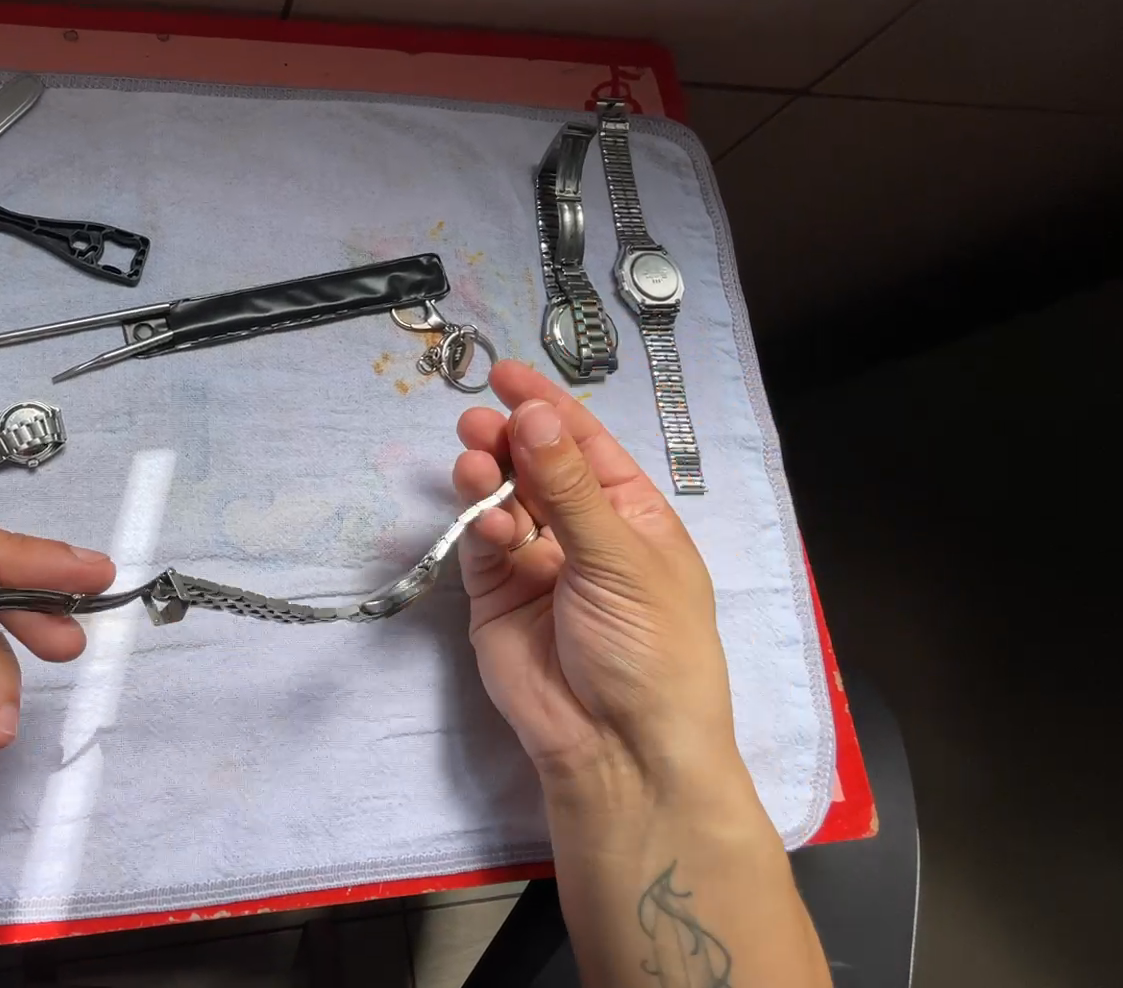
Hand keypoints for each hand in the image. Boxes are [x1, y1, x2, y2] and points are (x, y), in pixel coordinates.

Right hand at [450, 361, 736, 799]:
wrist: (617, 747)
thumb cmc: (650, 646)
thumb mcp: (622, 559)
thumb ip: (570, 488)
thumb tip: (534, 415)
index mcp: (630, 517)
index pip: (585, 447)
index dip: (548, 408)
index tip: (506, 376)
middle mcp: (580, 532)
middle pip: (536, 468)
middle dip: (509, 440)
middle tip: (478, 420)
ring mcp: (534, 562)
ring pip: (502, 502)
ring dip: (488, 477)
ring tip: (472, 461)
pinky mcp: (494, 592)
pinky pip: (482, 545)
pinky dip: (478, 527)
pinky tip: (485, 523)